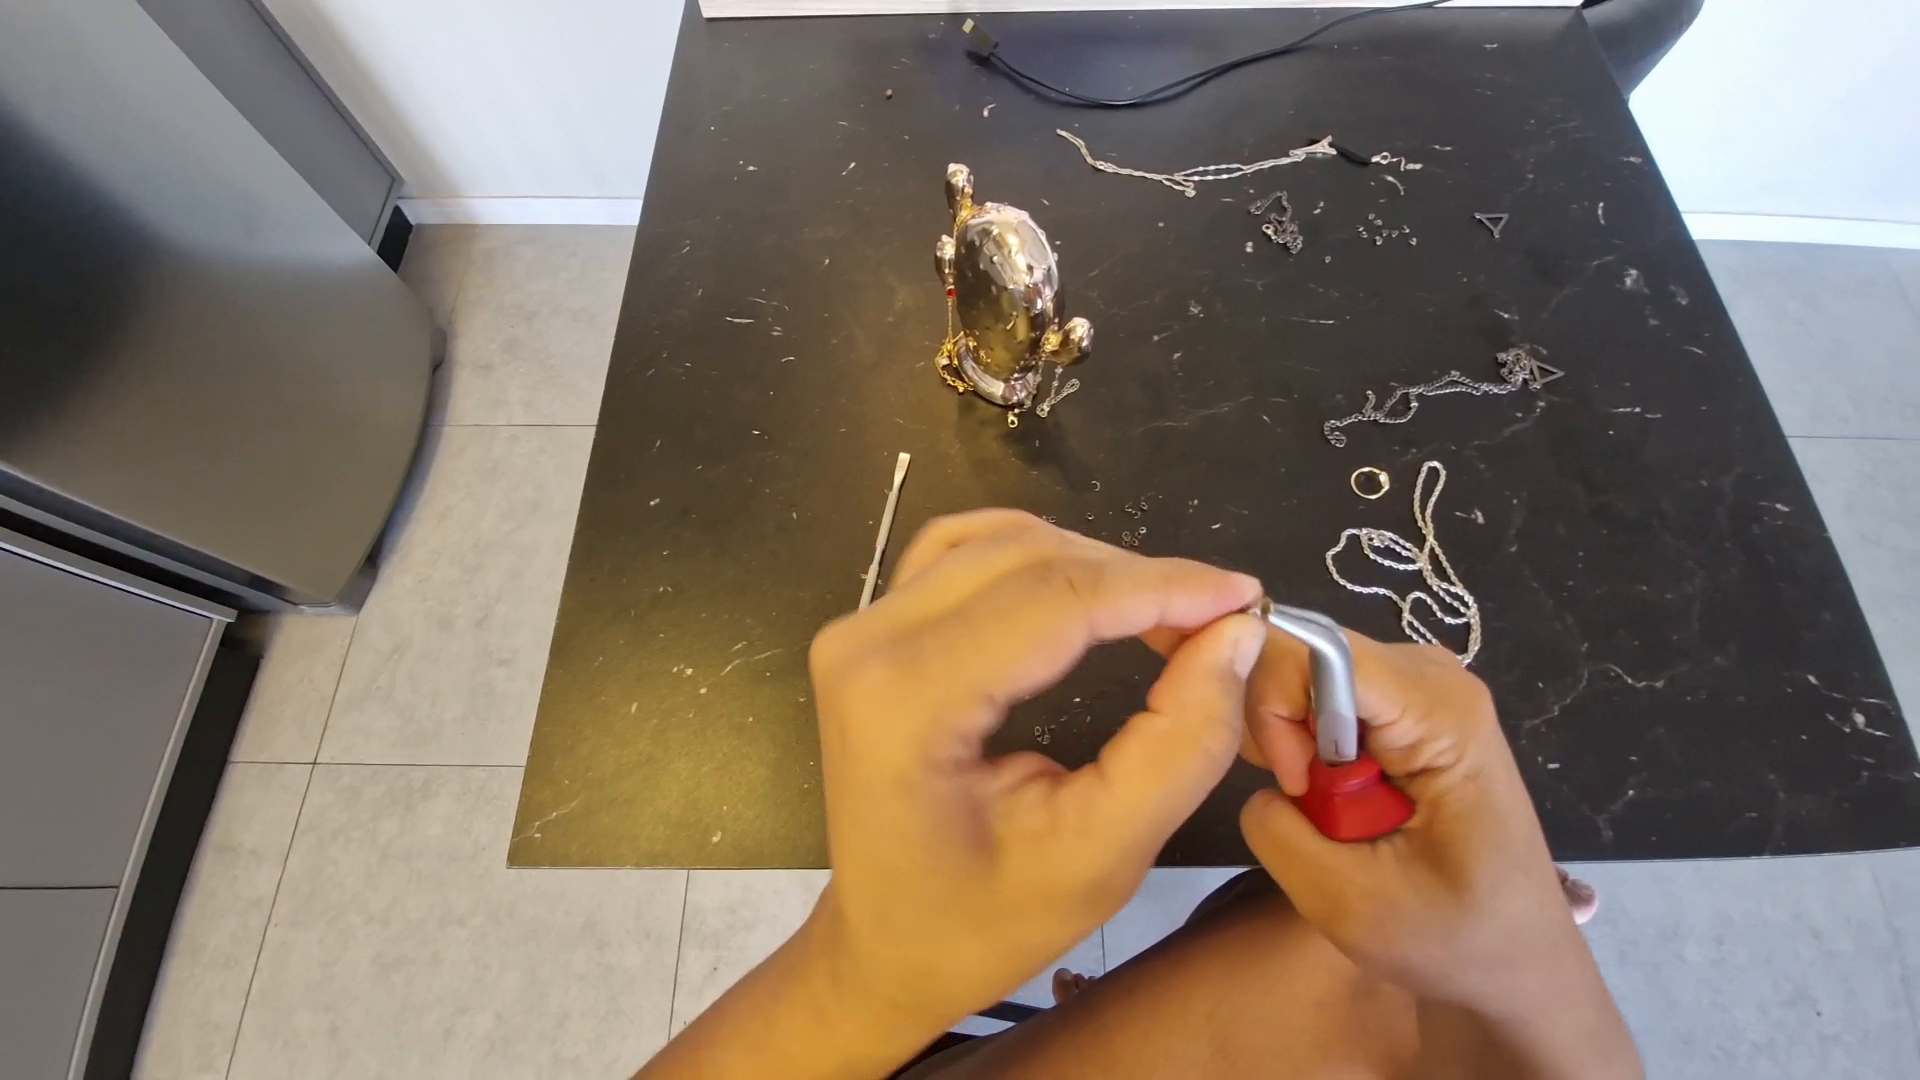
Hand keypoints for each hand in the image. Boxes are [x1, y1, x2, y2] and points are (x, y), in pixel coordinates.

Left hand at [804, 509, 1265, 1041]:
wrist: (881, 944)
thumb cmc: (979, 924)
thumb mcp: (1099, 855)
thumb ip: (1179, 742)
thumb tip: (1232, 635)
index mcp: (907, 700)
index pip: (1056, 600)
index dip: (1161, 587)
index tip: (1242, 597)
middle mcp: (867, 641)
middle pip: (1028, 558)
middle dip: (1134, 577)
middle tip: (1212, 616)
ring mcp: (859, 626)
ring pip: (996, 542)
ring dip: (1088, 560)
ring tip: (1157, 607)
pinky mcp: (869, 627)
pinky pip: (958, 550)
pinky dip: (1030, 553)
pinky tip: (1078, 582)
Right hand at [1238, 633, 1636, 1071]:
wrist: (1515, 960)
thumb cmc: (1452, 939)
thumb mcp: (1348, 904)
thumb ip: (1276, 828)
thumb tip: (1254, 777)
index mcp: (1439, 711)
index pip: (1314, 648)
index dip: (1276, 706)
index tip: (1292, 784)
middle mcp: (1428, 674)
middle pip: (1299, 650)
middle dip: (1275, 721)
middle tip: (1297, 796)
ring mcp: (1413, 681)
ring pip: (1297, 665)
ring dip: (1282, 731)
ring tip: (1313, 799)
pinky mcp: (1397, 698)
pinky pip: (1312, 684)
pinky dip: (1294, 732)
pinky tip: (1320, 784)